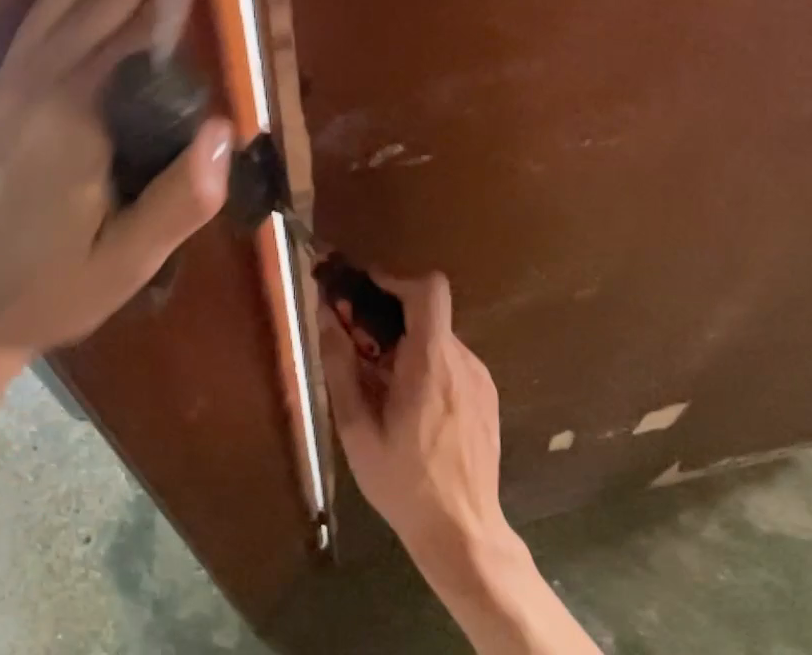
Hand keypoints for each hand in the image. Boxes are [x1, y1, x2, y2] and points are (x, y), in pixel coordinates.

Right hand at [320, 272, 509, 554]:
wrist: (462, 531)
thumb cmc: (402, 481)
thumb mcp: (355, 428)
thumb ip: (339, 365)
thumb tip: (324, 315)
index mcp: (431, 364)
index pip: (428, 290)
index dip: (394, 279)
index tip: (362, 291)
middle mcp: (463, 362)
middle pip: (425, 314)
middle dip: (386, 321)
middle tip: (354, 347)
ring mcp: (480, 380)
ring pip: (436, 339)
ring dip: (404, 347)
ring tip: (378, 386)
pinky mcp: (486, 397)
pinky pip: (450, 362)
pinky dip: (424, 366)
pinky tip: (407, 406)